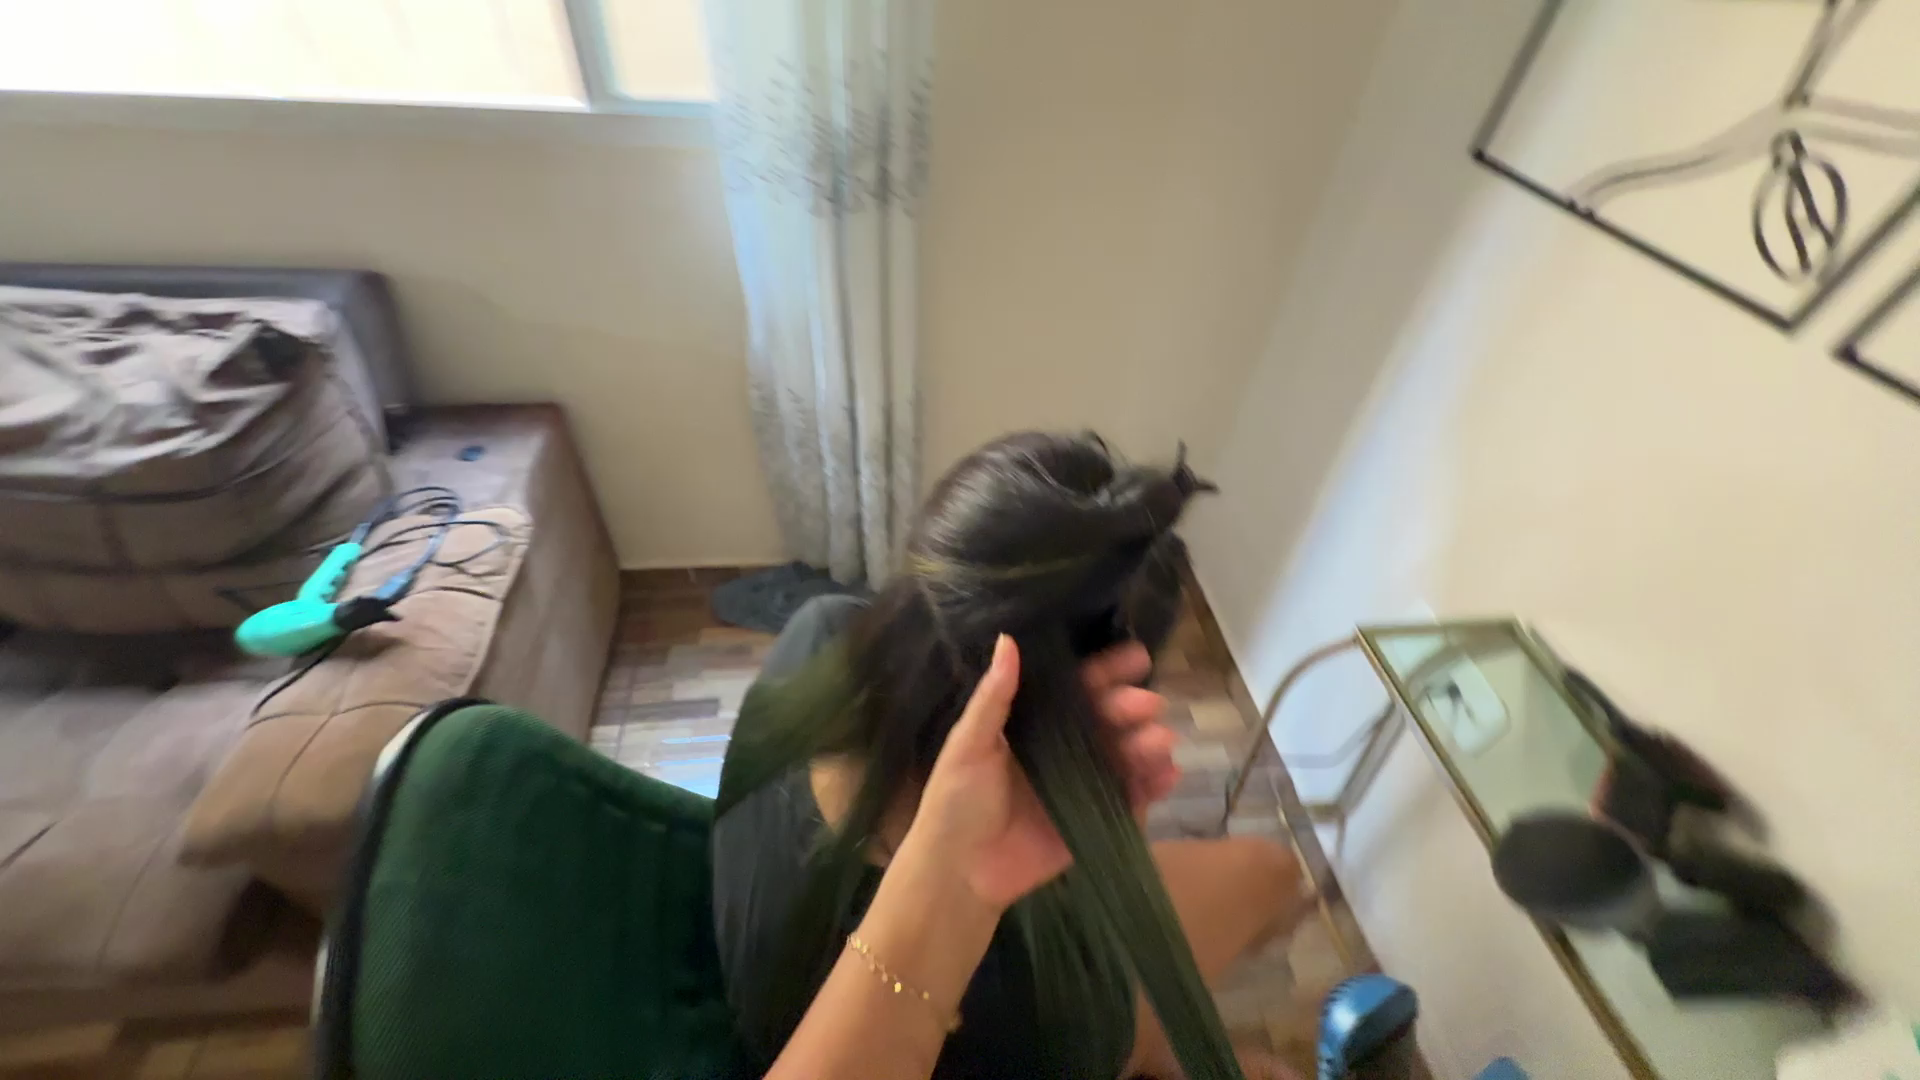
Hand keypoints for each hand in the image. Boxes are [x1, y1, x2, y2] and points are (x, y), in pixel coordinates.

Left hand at [898, 635, 1180, 912]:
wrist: (959, 873)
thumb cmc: (957, 800)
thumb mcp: (969, 744)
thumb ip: (994, 696)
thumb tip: (1007, 639)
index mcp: (1035, 723)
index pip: (1076, 689)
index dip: (1106, 672)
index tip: (1137, 656)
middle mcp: (1063, 748)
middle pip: (1107, 719)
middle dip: (1131, 708)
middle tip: (1148, 705)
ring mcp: (1082, 784)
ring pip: (1124, 755)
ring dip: (1147, 745)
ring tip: (1161, 742)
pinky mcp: (1094, 820)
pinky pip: (1130, 798)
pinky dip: (1152, 786)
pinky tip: (1168, 776)